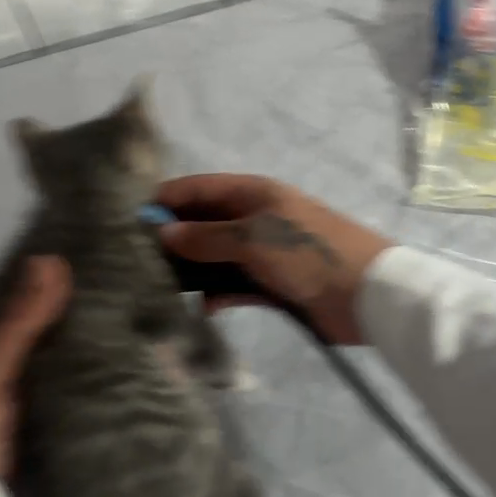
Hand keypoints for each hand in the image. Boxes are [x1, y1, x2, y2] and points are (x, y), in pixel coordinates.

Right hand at [156, 175, 391, 344]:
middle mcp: (254, 217)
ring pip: (216, 256)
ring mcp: (263, 252)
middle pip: (203, 223)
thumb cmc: (307, 253)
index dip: (165, 200)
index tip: (128, 220)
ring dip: (194, 271)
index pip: (198, 188)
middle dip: (174, 238)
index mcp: (252, 193)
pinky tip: (205, 308)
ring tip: (158, 289)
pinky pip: (235, 285)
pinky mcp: (272, 284)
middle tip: (134, 261)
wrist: (367, 294)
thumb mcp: (254, 238)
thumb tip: (162, 231)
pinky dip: (220, 294)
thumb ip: (207, 236)